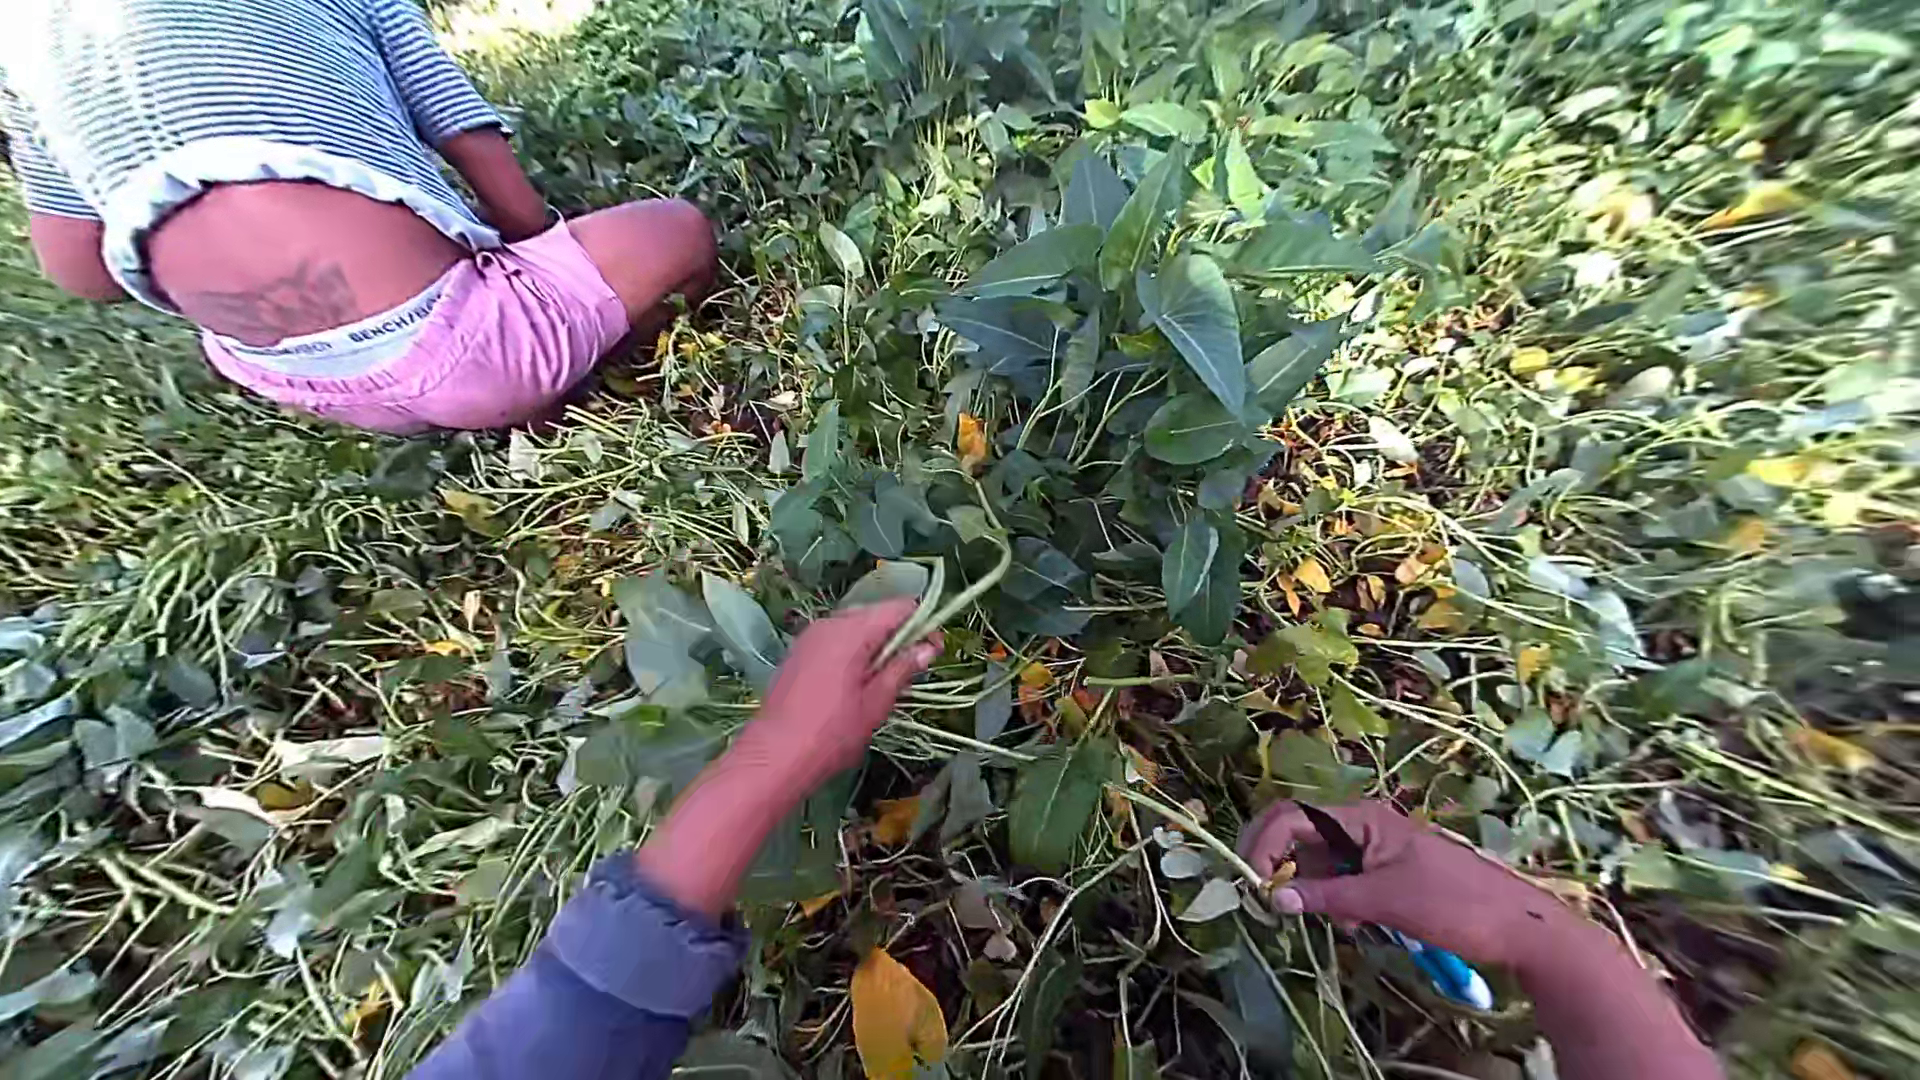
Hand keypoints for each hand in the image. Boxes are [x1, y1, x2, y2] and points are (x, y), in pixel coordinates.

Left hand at [735, 597, 940, 794]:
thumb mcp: (876, 702)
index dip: (923, 625)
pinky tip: (855, 684)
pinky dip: (853, 652)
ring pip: (856, 627)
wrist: (773, 757)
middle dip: (899, 637)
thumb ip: (903, 668)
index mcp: (851, 631)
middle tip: (911, 672)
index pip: (899, 608)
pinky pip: (836, 640)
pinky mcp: (799, 651)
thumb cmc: (832, 732)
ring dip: (876, 646)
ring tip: (883, 683)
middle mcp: (829, 623)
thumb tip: (927, 648)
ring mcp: (810, 636)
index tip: (933, 652)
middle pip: (876, 615)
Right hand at [1237, 799, 1573, 972]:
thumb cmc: (1456, 904)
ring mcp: (1371, 846)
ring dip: (1312, 885)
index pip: (1292, 817)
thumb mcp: (1385, 902)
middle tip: (1263, 890)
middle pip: (1299, 833)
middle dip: (1280, 861)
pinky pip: (1341, 876)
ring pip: (1319, 858)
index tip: (1253, 878)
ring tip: (1328, 917)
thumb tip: (1273, 898)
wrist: (1529, 931)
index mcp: (1358, 817)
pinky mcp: (1383, 869)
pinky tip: (1352, 921)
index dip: (1265, 843)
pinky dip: (1335, 896)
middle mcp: (1359, 824)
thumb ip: (1326, 897)